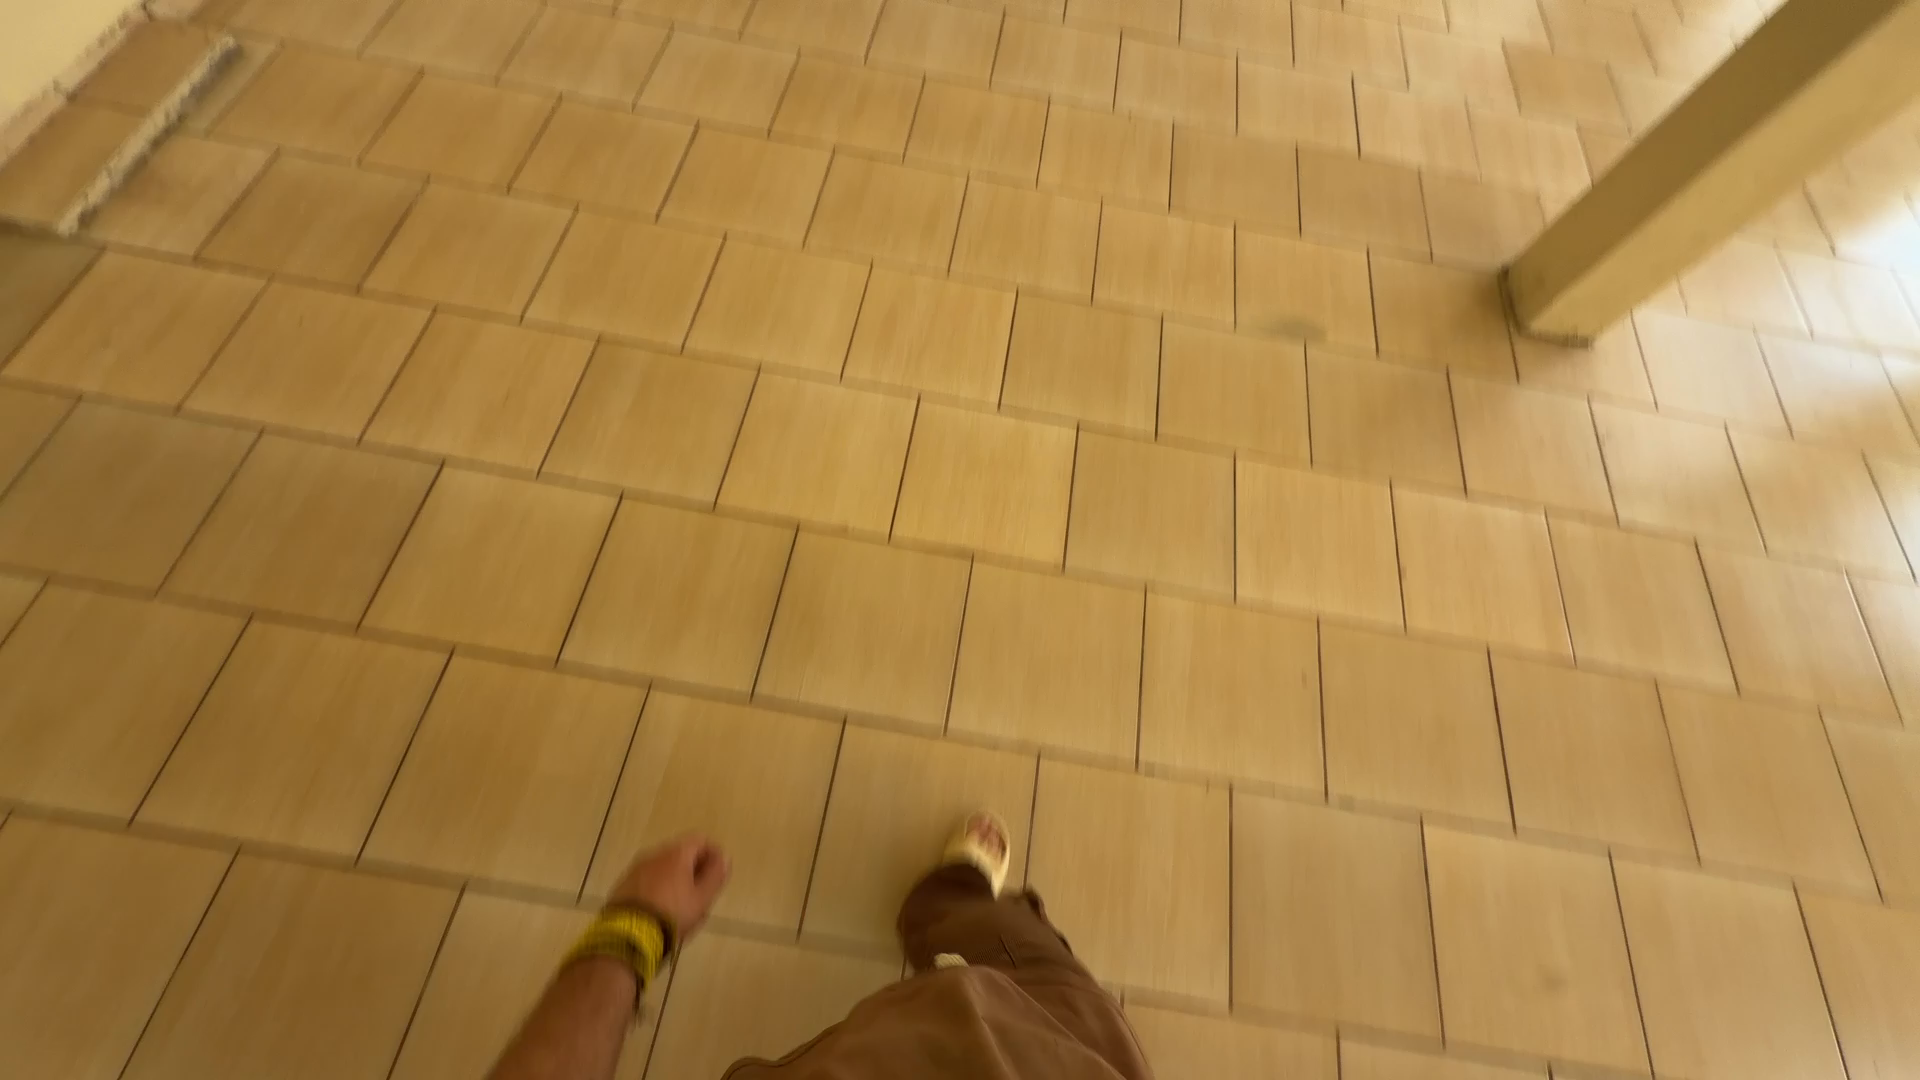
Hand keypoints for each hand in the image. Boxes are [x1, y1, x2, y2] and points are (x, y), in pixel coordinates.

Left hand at [608, 835, 731, 941]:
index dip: (712, 855)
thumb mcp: (702, 899)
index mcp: (676, 853)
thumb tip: (724, 857)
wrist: (626, 938)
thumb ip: (716, 875)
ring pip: (662, 867)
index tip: (716, 876)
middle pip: (680, 853)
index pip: (701, 840)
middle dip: (692, 869)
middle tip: (699, 893)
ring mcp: (635, 870)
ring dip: (673, 879)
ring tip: (678, 905)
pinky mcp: (621, 886)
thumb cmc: (671, 915)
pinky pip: (646, 880)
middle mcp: (655, 854)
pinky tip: (658, 910)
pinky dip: (655, 888)